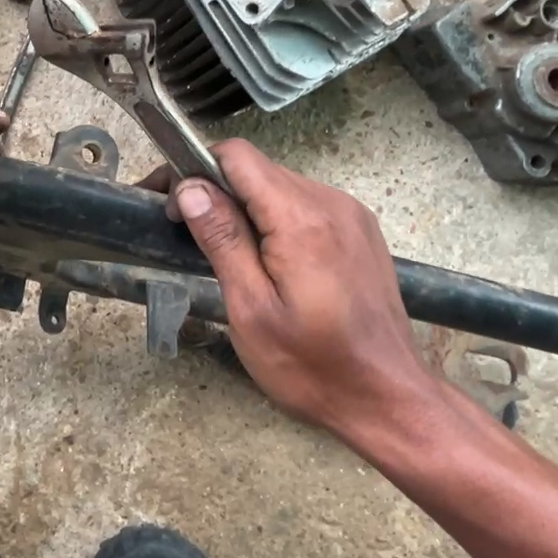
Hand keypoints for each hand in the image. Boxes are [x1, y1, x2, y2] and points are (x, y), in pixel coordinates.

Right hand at [169, 140, 440, 440]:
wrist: (389, 401)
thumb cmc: (312, 365)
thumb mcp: (250, 308)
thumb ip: (222, 239)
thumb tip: (189, 189)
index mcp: (300, 218)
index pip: (236, 156)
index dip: (193, 171)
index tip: (169, 206)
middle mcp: (330, 202)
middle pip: (255, 169)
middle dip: (212, 190)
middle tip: (183, 231)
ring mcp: (350, 214)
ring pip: (277, 185)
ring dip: (241, 206)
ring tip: (221, 250)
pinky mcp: (359, 231)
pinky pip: (302, 204)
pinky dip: (271, 217)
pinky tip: (262, 257)